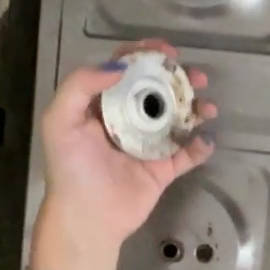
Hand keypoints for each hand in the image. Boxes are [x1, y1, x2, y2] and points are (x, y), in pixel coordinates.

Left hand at [35, 39, 215, 268]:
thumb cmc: (71, 168)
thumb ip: (81, 85)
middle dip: (180, 79)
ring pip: (178, 119)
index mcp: (103, 106)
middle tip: (197, 77)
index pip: (125, 70)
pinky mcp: (163, 171)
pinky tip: (206, 140)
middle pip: (158, 91)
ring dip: (196, 108)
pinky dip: (201, 146)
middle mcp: (127, 121)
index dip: (145, 55)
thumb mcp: (60, 120)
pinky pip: (187, 155)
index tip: (166, 52)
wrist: (86, 217)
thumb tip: (119, 66)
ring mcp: (148, 146)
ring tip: (209, 107)